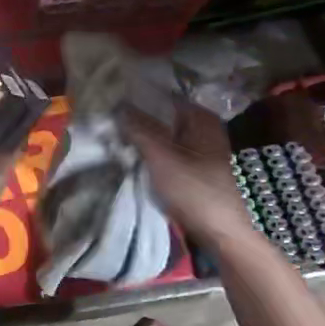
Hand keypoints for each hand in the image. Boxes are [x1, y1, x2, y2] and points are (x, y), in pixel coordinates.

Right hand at [118, 98, 254, 246]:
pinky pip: (165, 147)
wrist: (218, 230)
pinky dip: (149, 147)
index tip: (111, 96)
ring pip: (162, 132)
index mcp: (202, 119)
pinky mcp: (191, 166)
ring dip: (141, 132)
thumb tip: (118, 105)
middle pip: (163, 114)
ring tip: (112, 130)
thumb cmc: (193, 190)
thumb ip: (139, 129)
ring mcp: (198, 148)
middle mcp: (203, 128)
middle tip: (106, 114)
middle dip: (137, 114)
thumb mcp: (161, 157)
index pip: (165, 96)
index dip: (139, 95)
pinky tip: (129, 149)